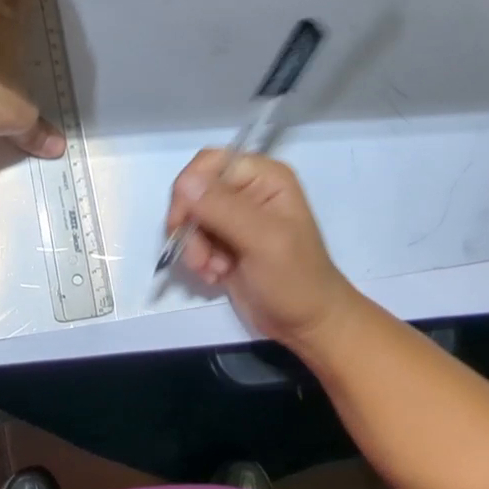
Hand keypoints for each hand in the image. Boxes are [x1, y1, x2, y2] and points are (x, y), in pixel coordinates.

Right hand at [166, 150, 356, 349]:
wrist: (308, 326)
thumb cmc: (295, 280)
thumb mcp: (263, 241)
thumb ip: (223, 209)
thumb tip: (183, 183)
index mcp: (264, 176)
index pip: (210, 162)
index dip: (190, 187)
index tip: (181, 221)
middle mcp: (248, 189)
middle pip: (195, 189)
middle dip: (190, 223)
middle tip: (198, 257)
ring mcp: (235, 215)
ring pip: (190, 215)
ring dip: (193, 246)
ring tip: (211, 271)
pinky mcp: (225, 240)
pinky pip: (194, 237)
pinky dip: (198, 258)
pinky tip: (215, 275)